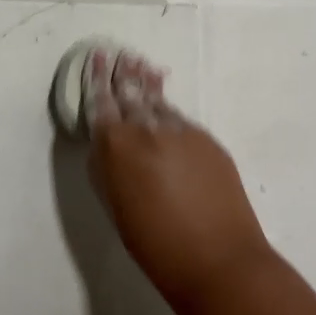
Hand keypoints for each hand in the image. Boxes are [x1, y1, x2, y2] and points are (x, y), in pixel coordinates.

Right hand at [86, 52, 273, 301]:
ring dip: (147, 82)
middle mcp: (146, 128)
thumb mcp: (113, 202)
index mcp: (115, 143)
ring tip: (142, 65)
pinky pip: (180, 118)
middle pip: (131, 91)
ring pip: (158, 101)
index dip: (96, 76)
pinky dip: (168, 107)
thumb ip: (105, 165)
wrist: (220, 262)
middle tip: (118, 52)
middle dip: (122, 71)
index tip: (96, 55)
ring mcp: (181, 131)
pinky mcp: (208, 142)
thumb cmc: (153, 241)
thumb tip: (106, 144)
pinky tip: (165, 104)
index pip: (101, 100)